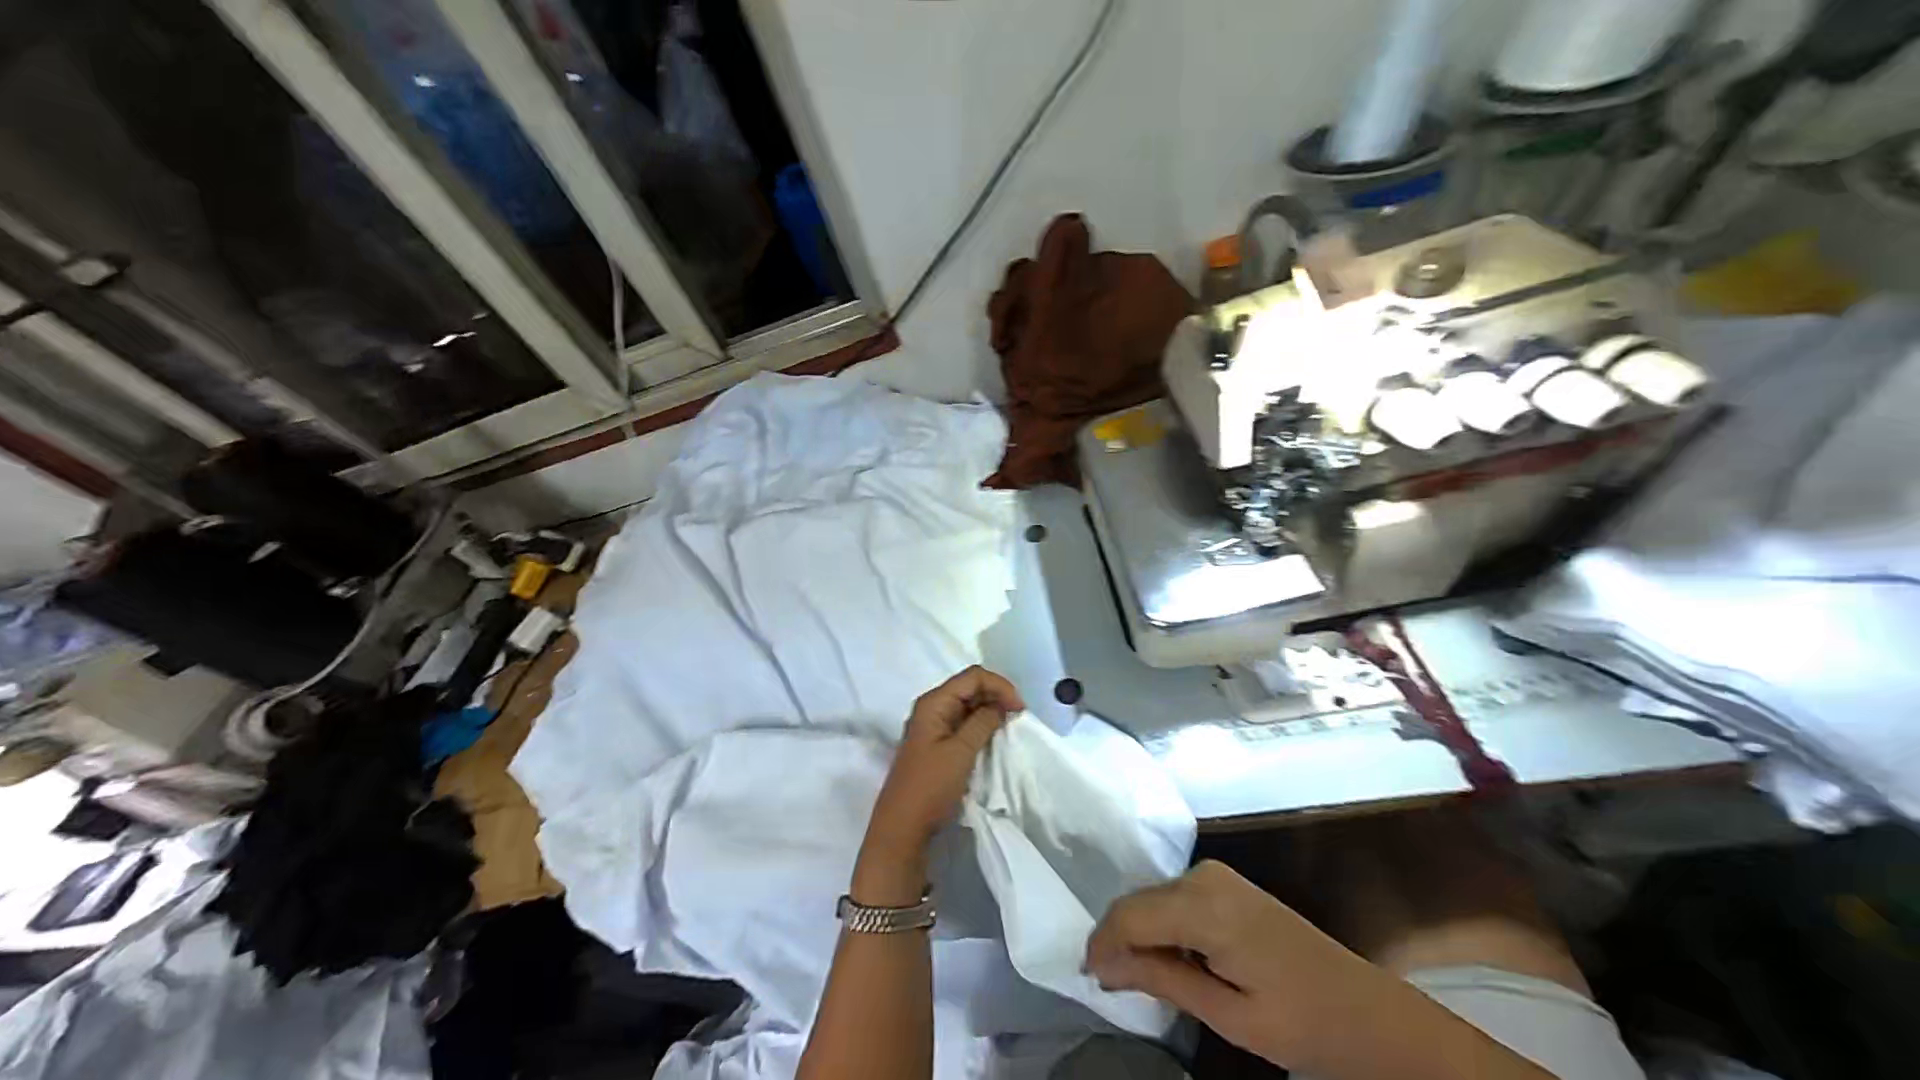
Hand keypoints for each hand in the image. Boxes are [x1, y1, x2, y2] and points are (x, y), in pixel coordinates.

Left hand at [852, 667, 1023, 904]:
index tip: (1021, 709)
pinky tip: (993, 738)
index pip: (973, 676)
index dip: (1000, 686)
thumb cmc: (930, 787)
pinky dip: (981, 726)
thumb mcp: (961, 752)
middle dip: (996, 695)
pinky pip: (963, 724)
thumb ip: (983, 723)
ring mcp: (932, 727)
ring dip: (990, 711)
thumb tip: (1001, 705)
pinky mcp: (936, 745)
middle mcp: (931, 708)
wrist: (902, 828)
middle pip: (969, 687)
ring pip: (967, 705)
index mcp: (933, 702)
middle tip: (1019, 717)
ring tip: (1010, 727)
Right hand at [1084, 861, 1383, 1070]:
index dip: (1103, 944)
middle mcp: (1205, 876)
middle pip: (1137, 901)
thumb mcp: (1229, 1015)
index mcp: (1207, 907)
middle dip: (1117, 938)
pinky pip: (1172, 897)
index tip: (1088, 978)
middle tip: (1107, 982)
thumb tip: (1103, 965)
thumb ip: (1163, 979)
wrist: (1367, 1010)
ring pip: (1151, 897)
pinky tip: (1166, 958)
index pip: (1131, 915)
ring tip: (1134, 975)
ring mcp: (1216, 875)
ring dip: (1137, 932)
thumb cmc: (1302, 1022)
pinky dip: (1160, 925)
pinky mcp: (1224, 882)